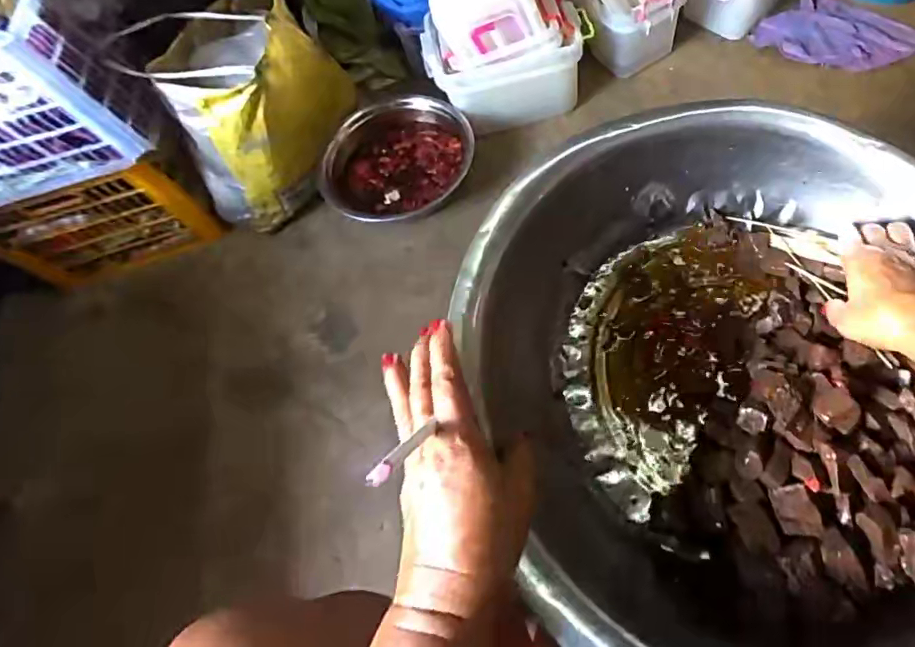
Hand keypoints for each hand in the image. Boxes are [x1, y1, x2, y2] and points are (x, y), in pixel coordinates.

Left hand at [380, 320, 533, 620]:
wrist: (447, 588)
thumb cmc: (490, 533)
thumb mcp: (520, 485)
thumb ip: (517, 451)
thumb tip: (511, 435)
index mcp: (458, 438)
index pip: (448, 384)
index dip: (444, 353)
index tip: (441, 326)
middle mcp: (430, 446)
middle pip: (421, 392)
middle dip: (422, 358)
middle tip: (423, 330)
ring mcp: (414, 466)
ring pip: (405, 412)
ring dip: (402, 382)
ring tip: (393, 357)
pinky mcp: (408, 485)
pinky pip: (403, 432)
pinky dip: (400, 409)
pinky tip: (402, 407)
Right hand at [825, 222, 914, 354]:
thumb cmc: (885, 321)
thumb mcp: (850, 324)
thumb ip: (836, 312)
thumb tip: (831, 306)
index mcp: (859, 258)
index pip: (847, 237)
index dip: (845, 243)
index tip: (844, 252)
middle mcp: (884, 248)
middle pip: (873, 228)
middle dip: (867, 234)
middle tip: (864, 247)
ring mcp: (910, 252)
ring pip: (899, 228)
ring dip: (892, 233)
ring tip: (890, 243)